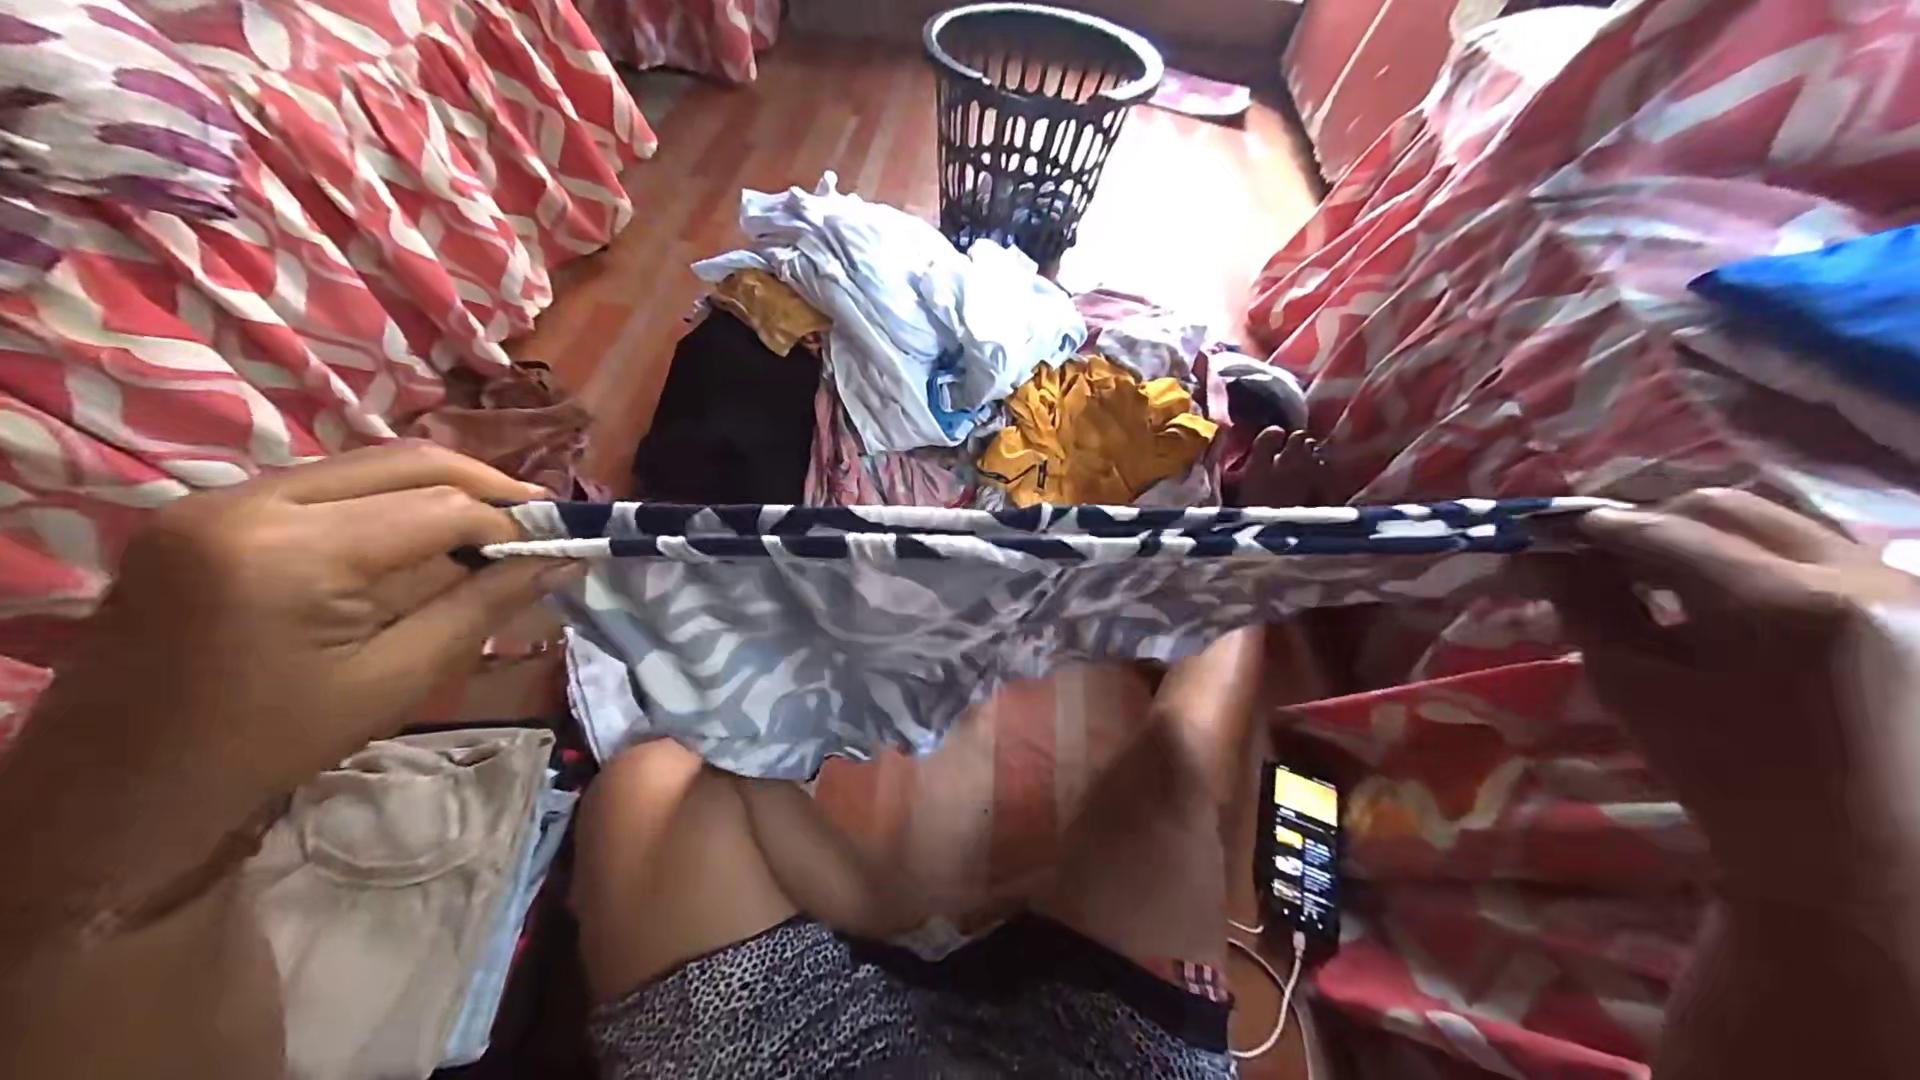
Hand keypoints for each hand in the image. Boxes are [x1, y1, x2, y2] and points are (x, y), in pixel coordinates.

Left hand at [3, 443, 583, 928]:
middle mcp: (246, 503)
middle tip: (541, 523)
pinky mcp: (209, 513)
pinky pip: (331, 485)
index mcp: (289, 553)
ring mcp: (217, 500)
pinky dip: (395, 501)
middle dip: (489, 488)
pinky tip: (427, 536)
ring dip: (445, 491)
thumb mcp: (398, 677)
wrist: (113, 789)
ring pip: (371, 465)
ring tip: (496, 530)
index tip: (561, 548)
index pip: (442, 507)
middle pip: (407, 462)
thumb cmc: (269, 745)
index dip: (513, 525)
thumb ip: (486, 605)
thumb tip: (564, 561)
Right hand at [1544, 489, 1919, 904]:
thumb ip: (1590, 609)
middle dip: (1653, 524)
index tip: (1552, 532)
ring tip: (1659, 580)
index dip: (1600, 526)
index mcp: (1785, 605)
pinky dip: (1754, 563)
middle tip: (1601, 557)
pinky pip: (1821, 556)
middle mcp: (1865, 578)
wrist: (1868, 859)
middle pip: (1730, 510)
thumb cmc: (1734, 780)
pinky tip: (1724, 604)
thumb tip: (1543, 557)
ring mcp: (1910, 592)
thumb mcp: (1638, 689)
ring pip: (1779, 526)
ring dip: (1704, 541)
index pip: (1669, 531)